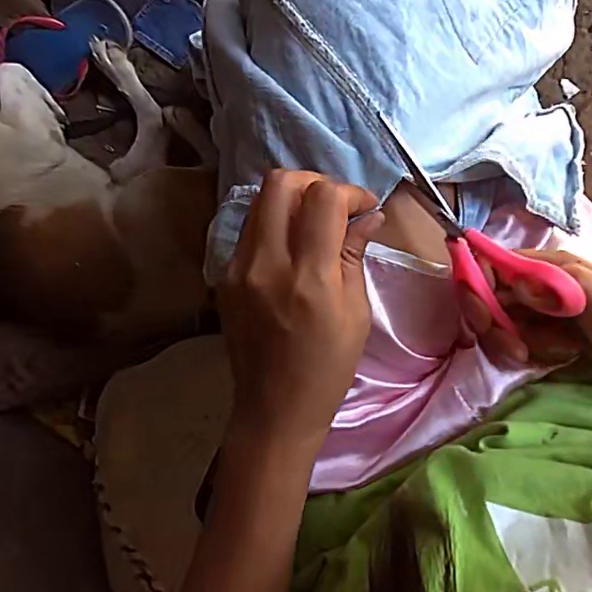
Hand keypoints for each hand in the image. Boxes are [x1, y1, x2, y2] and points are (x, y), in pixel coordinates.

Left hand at [218, 170, 384, 444]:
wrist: (275, 408)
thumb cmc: (328, 368)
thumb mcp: (356, 313)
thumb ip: (354, 255)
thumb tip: (368, 215)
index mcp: (308, 278)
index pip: (324, 198)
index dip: (351, 192)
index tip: (365, 208)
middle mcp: (266, 264)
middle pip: (281, 183)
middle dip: (316, 183)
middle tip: (337, 207)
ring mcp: (237, 268)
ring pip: (259, 200)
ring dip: (292, 200)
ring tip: (315, 224)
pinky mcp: (223, 276)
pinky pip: (249, 229)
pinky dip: (274, 223)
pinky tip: (292, 248)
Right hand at [470, 250, 591, 389]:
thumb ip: (555, 286)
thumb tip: (512, 281)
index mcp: (549, 266)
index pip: (494, 266)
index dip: (478, 288)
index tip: (484, 319)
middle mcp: (539, 285)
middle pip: (490, 299)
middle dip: (495, 326)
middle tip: (517, 349)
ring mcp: (542, 312)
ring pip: (501, 325)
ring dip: (513, 344)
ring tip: (546, 354)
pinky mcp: (548, 337)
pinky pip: (519, 344)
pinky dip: (530, 354)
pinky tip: (559, 357)